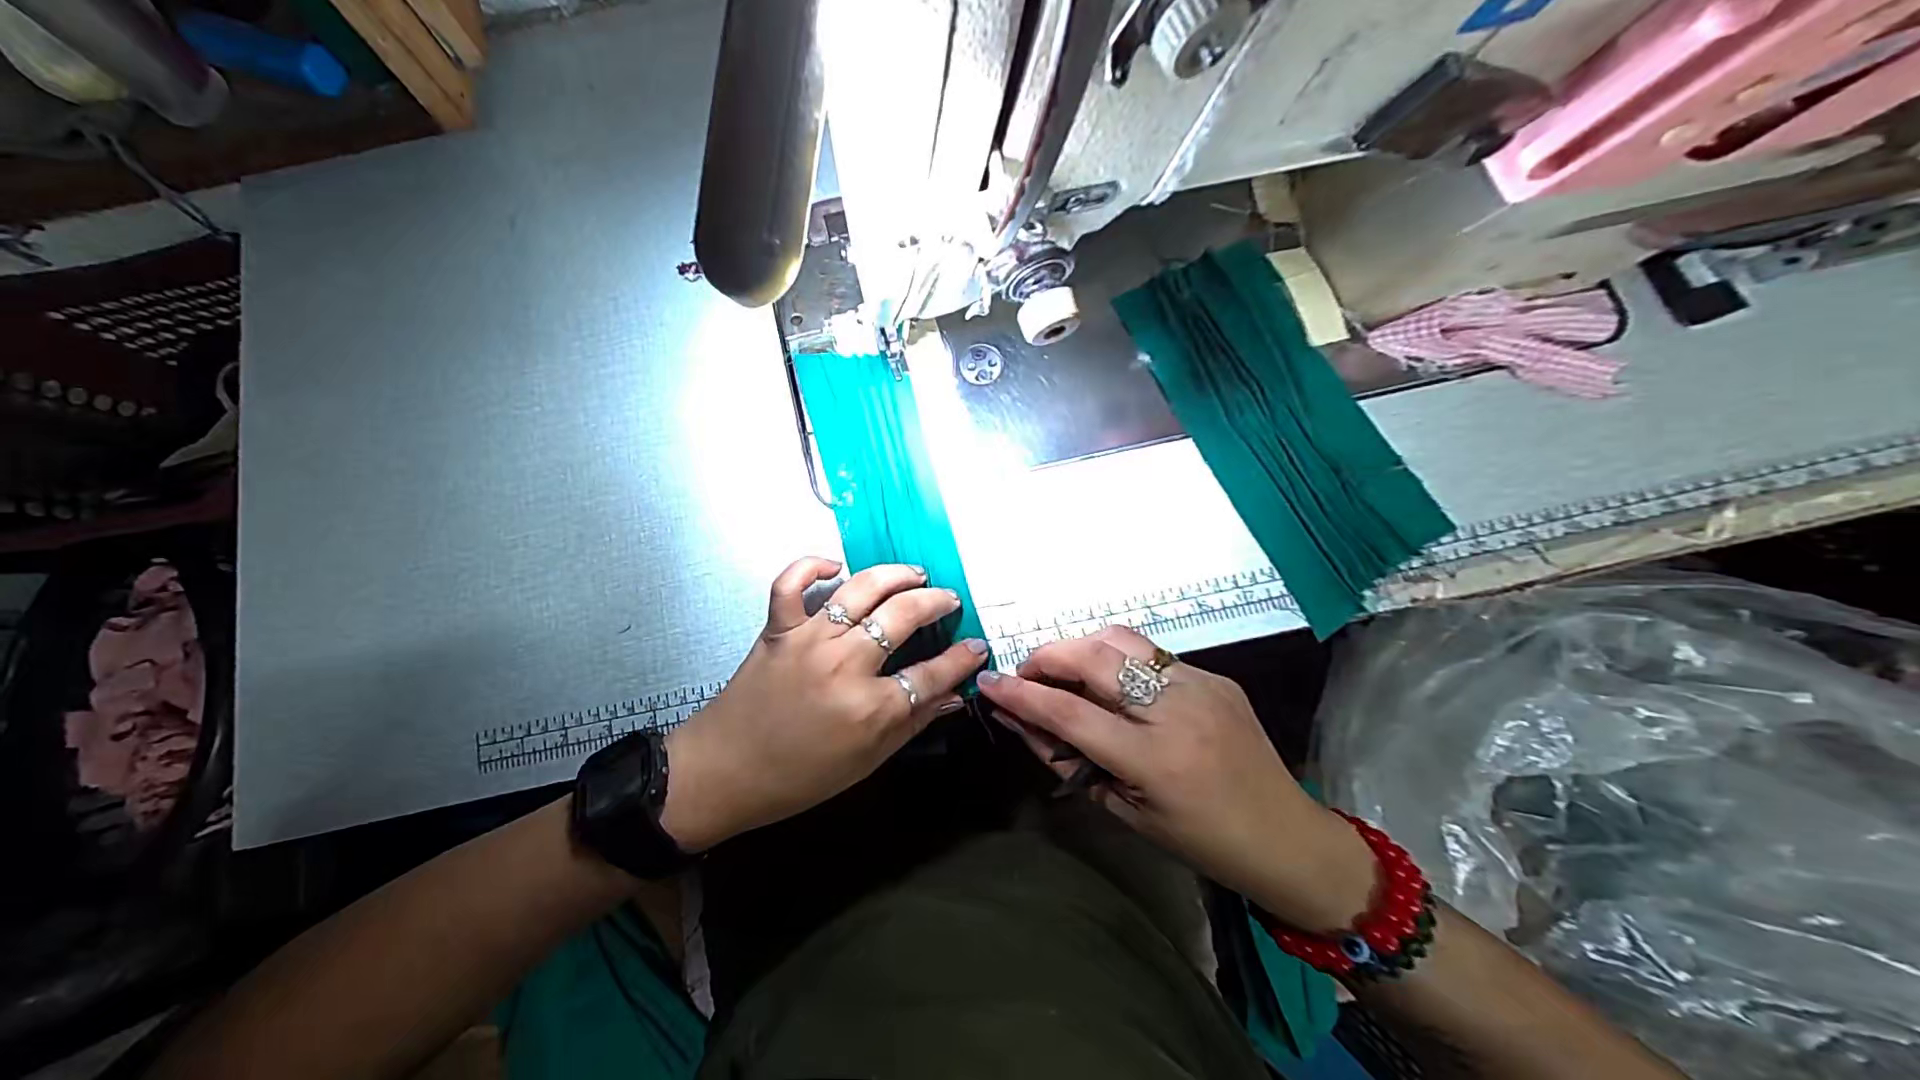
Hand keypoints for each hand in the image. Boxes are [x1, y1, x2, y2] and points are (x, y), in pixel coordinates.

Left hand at [658, 557, 987, 851]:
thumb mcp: (867, 761)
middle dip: (937, 602)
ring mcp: (809, 640)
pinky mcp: (777, 629)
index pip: (933, 672)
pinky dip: (811, 565)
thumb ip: (913, 723)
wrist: (724, 772)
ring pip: (861, 589)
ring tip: (916, 574)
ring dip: (896, 574)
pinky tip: (835, 566)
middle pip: (904, 616)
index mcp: (871, 708)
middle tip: (949, 599)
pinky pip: (791, 583)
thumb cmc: (800, 777)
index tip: (976, 644)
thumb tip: (954, 695)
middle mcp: (845, 665)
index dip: (962, 657)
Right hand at [977, 625, 1375, 932]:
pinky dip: (1118, 661)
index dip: (1021, 696)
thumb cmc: (1200, 841)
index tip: (989, 684)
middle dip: (1047, 656)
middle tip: (1026, 674)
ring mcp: (1200, 683)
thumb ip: (1071, 761)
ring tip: (1065, 672)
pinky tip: (1115, 686)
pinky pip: (1151, 654)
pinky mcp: (1215, 675)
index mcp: (1154, 759)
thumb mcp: (1126, 811)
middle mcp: (1177, 709)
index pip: (1070, 714)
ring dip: (1081, 647)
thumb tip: (1023, 721)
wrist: (1284, 834)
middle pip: (1094, 656)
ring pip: (1122, 639)